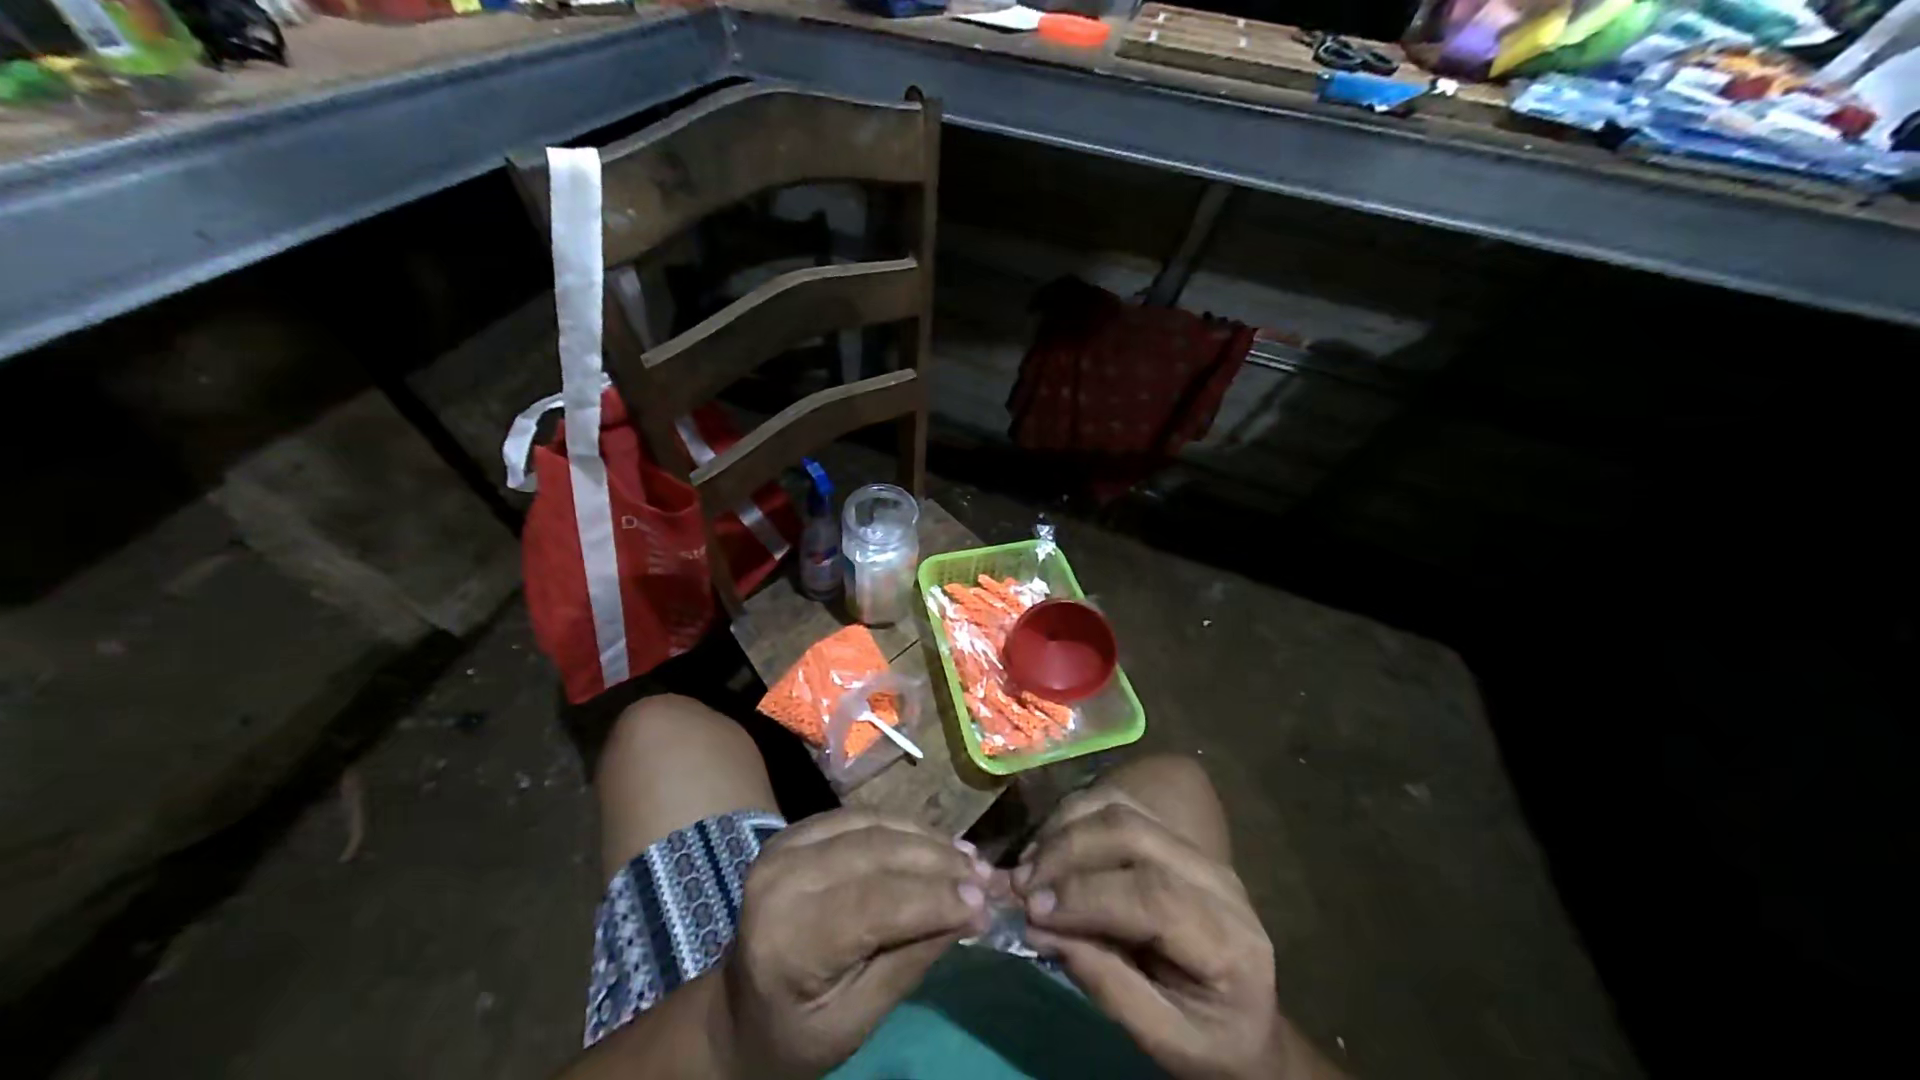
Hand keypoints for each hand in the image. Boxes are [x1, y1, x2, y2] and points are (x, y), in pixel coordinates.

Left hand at [723, 809, 991, 1078]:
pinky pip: (861, 817)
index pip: (874, 904)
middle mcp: (781, 879)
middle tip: (986, 878)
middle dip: (938, 864)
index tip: (984, 903)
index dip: (934, 898)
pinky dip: (903, 827)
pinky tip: (934, 842)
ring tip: (969, 859)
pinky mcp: (796, 831)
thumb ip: (911, 961)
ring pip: (873, 827)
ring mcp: (784, 847)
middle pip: (876, 854)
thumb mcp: (856, 1021)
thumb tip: (972, 912)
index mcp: (788, 939)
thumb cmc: (798, 1030)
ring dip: (927, 840)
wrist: (738, 1007)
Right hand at [1014, 791, 1335, 1079]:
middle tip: (1020, 884)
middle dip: (1067, 851)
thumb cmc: (1209, 1040)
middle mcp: (1217, 879)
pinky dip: (1075, 816)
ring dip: (1065, 829)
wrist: (1248, 1020)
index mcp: (1227, 939)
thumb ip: (1104, 982)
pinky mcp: (1174, 838)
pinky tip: (1049, 845)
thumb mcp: (1163, 1039)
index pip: (1152, 895)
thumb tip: (1037, 928)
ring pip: (1121, 810)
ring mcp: (1196, 850)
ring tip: (1028, 865)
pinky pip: (1118, 805)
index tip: (1032, 910)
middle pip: (1133, 835)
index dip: (1086, 895)